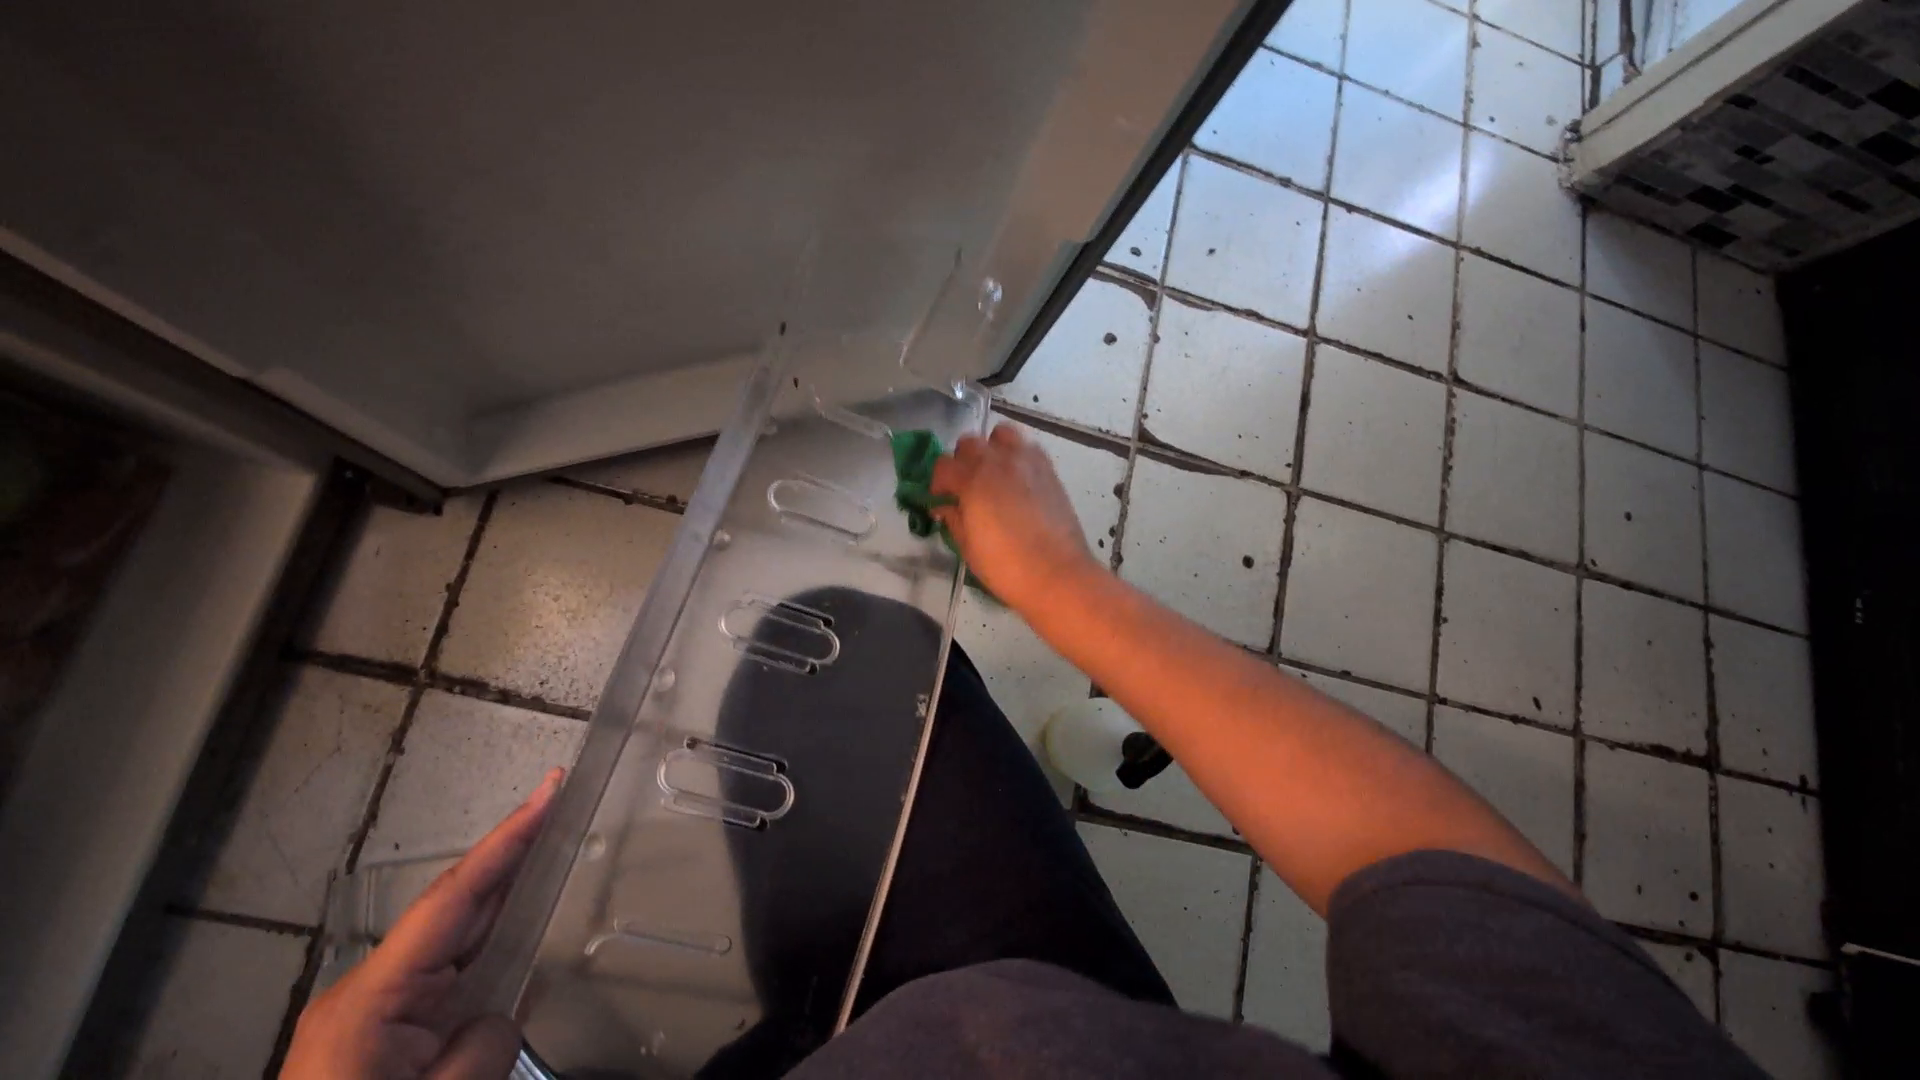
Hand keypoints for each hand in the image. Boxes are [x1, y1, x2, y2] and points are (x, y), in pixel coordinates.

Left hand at [281, 768, 562, 1079]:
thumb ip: (484, 1045)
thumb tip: (498, 1016)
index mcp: (372, 997)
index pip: (453, 899)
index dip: (507, 841)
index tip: (548, 792)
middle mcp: (367, 990)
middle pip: (452, 908)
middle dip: (508, 856)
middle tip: (560, 808)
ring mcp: (369, 1013)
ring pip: (449, 943)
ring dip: (500, 901)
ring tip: (548, 857)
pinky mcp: (378, 1035)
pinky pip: (444, 978)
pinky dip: (484, 950)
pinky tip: (513, 936)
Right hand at [931, 423, 1103, 612]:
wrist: (1057, 574)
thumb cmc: (1006, 567)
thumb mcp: (968, 547)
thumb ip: (953, 520)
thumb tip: (944, 507)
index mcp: (973, 481)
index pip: (943, 465)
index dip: (937, 483)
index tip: (941, 500)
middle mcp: (999, 462)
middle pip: (970, 443)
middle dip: (962, 462)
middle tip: (965, 487)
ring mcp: (1027, 462)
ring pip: (1001, 434)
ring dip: (991, 449)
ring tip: (993, 474)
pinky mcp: (1048, 470)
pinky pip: (1027, 447)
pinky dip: (1016, 455)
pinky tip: (1016, 481)